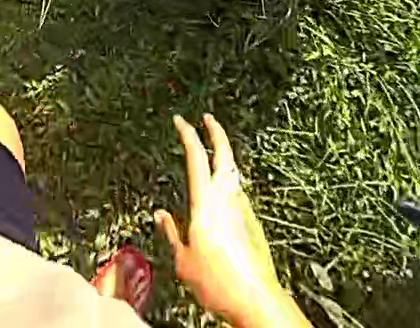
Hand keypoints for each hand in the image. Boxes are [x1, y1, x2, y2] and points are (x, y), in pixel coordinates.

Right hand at [154, 114, 310, 327]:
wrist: (258, 301)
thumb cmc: (219, 284)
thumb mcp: (184, 262)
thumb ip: (172, 234)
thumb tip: (160, 215)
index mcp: (205, 201)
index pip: (196, 156)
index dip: (188, 134)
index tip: (181, 120)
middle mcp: (226, 197)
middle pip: (224, 153)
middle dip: (216, 131)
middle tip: (208, 117)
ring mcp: (243, 207)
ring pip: (233, 170)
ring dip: (224, 155)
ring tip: (215, 151)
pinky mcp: (253, 221)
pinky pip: (238, 190)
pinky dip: (230, 179)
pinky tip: (224, 190)